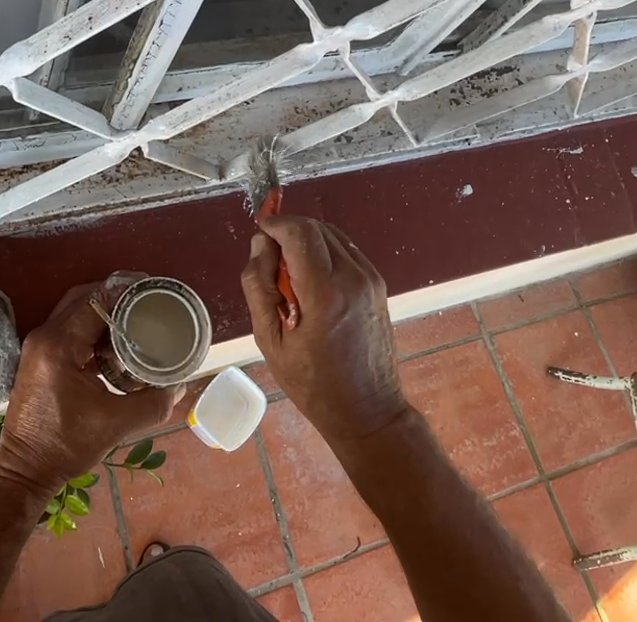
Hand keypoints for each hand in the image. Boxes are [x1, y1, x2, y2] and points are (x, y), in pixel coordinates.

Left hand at [0, 280, 185, 494]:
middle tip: (147, 299)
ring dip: (104, 310)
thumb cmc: (65, 446)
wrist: (24, 470)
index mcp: (59, 344)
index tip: (152, 290)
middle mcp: (45, 336)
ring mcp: (39, 346)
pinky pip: (70, 329)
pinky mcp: (41, 358)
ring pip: (76, 312)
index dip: (125, 291)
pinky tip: (117, 341)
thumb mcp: (116, 424)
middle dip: (116, 294)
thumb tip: (180, 385)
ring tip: (137, 317)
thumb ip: (153, 402)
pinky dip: (93, 328)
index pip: (96, 301)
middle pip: (84, 298)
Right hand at [243, 217, 409, 444]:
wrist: (368, 410)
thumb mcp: (270, 340)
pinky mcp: (378, 284)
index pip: (299, 232)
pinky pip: (345, 250)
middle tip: (270, 263)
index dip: (274, 225)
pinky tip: (312, 281)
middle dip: (287, 233)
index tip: (259, 237)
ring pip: (331, 234)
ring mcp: (370, 278)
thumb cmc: (313, 384)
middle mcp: (353, 277)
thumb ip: (258, 286)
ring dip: (305, 241)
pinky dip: (323, 252)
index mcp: (325, 292)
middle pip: (315, 227)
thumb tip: (259, 246)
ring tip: (290, 275)